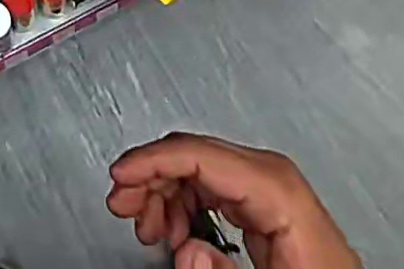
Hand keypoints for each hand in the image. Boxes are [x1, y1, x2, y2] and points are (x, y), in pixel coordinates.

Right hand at [106, 133, 360, 268]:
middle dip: (150, 178)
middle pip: (193, 155)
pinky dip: (183, 201)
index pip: (198, 154)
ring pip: (196, 167)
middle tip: (123, 202)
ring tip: (148, 224)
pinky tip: (174, 227)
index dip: (150, 162)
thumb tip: (187, 250)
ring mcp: (272, 188)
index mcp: (282, 194)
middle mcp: (277, 180)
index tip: (121, 176)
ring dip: (163, 191)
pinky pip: (211, 186)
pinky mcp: (266, 204)